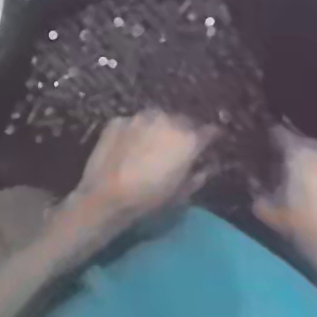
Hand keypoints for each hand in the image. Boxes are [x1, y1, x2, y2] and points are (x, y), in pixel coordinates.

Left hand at [66, 111, 213, 229]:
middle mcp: (166, 120)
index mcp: (188, 139)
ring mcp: (139, 117)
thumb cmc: (148, 199)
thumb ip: (197, 177)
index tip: (212, 141)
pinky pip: (133, 123)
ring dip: (159, 128)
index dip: (212, 137)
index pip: (209, 131)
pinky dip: (135, 131)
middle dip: (184, 131)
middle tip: (178, 146)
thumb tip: (206, 168)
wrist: (105, 196)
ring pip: (157, 118)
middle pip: (182, 121)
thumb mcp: (180, 195)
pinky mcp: (117, 120)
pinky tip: (129, 146)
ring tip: (152, 143)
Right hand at [254, 127, 316, 260]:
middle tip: (277, 164)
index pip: (278, 131)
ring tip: (298, 176)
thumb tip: (252, 177)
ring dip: (307, 158)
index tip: (258, 145)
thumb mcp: (266, 209)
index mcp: (300, 152)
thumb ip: (255, 187)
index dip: (266, 137)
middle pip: (299, 139)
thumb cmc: (301, 225)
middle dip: (288, 150)